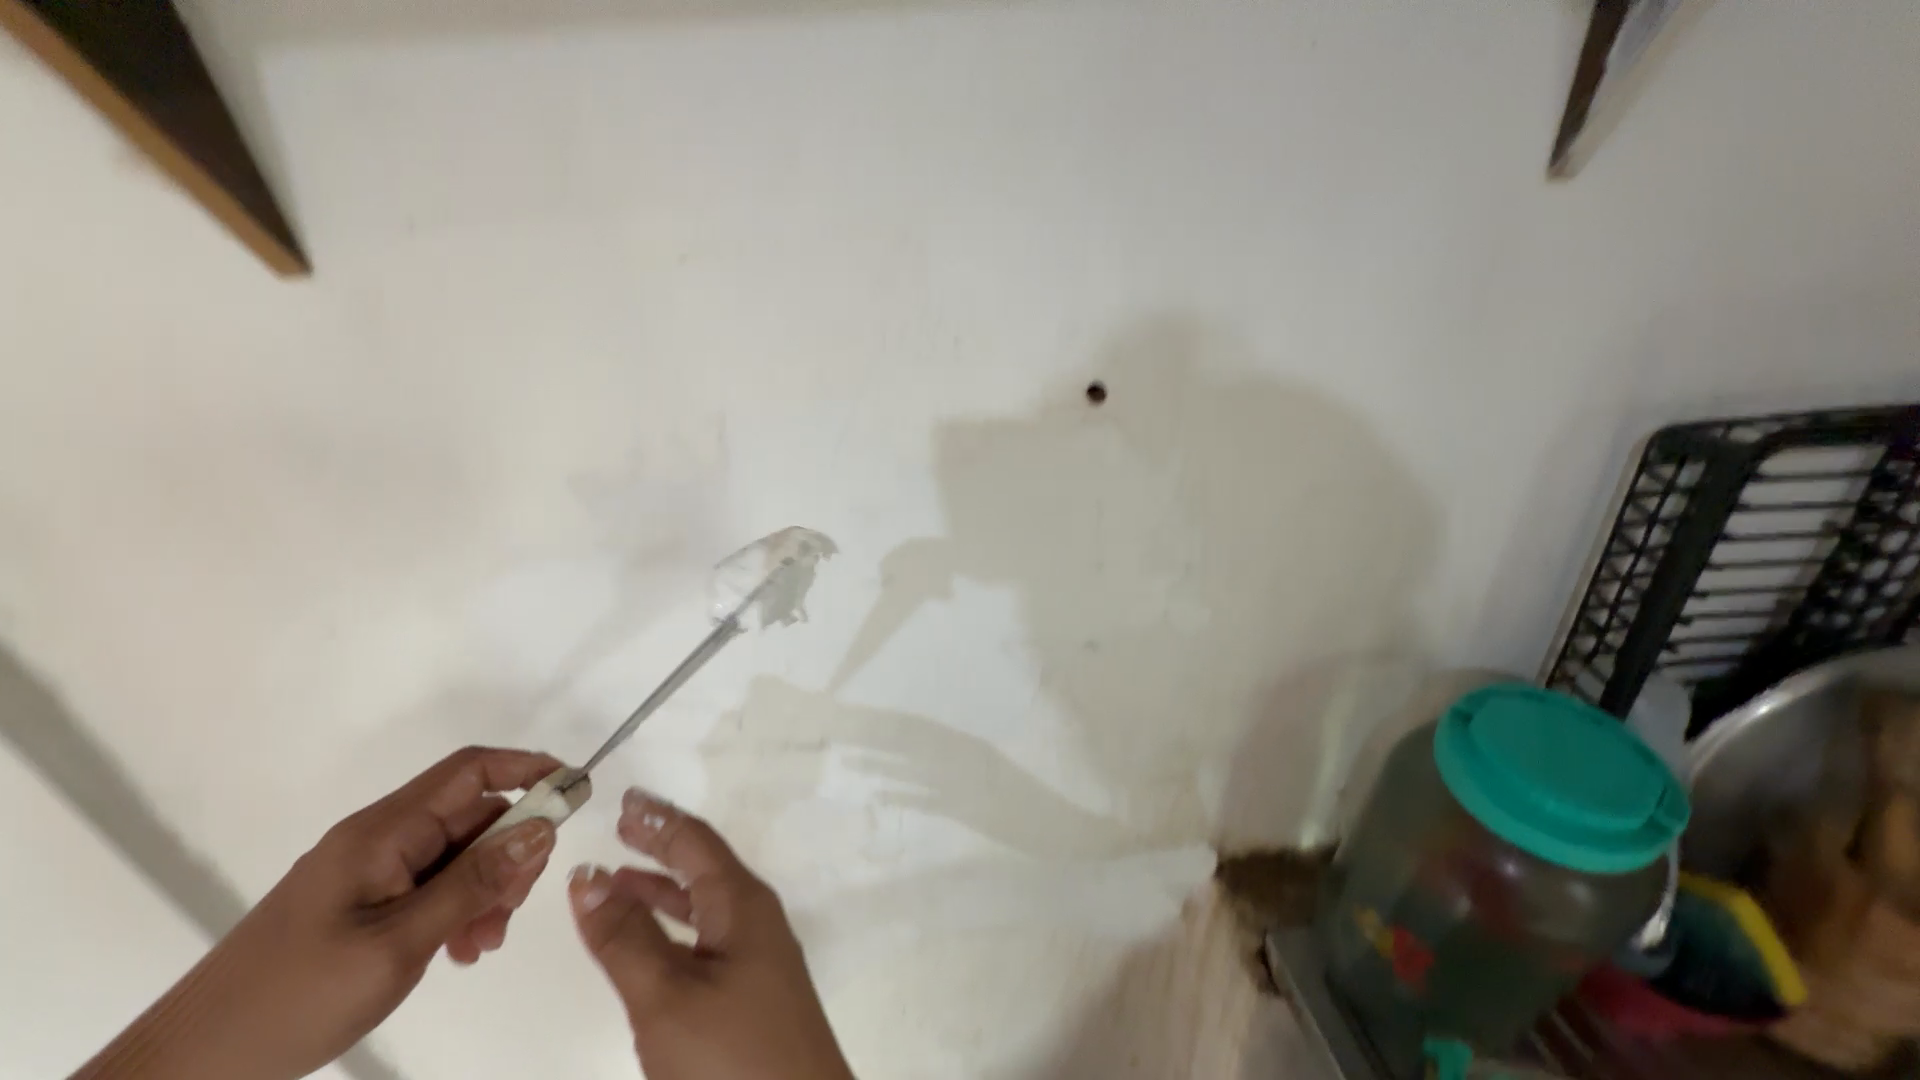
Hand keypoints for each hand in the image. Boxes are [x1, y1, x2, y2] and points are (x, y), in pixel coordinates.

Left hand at [74, 747, 562, 1079]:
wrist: (191, 1066)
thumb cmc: (296, 996)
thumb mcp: (400, 942)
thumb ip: (475, 882)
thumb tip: (542, 828)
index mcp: (384, 831)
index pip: (472, 771)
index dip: (530, 768)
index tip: (577, 792)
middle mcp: (381, 839)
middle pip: (474, 816)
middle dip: (512, 852)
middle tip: (515, 907)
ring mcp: (373, 871)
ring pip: (461, 855)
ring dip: (489, 888)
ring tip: (482, 943)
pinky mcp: (367, 903)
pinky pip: (436, 885)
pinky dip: (462, 908)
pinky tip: (461, 949)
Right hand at [570, 789, 855, 1079]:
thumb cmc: (731, 1054)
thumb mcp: (666, 996)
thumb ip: (626, 937)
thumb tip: (588, 876)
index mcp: (742, 904)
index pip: (697, 842)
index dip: (660, 819)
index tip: (627, 797)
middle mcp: (755, 918)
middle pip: (704, 865)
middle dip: (662, 844)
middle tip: (622, 823)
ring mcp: (758, 955)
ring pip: (704, 903)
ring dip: (663, 886)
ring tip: (618, 877)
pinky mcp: (753, 990)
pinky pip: (707, 935)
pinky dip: (673, 925)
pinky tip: (649, 940)